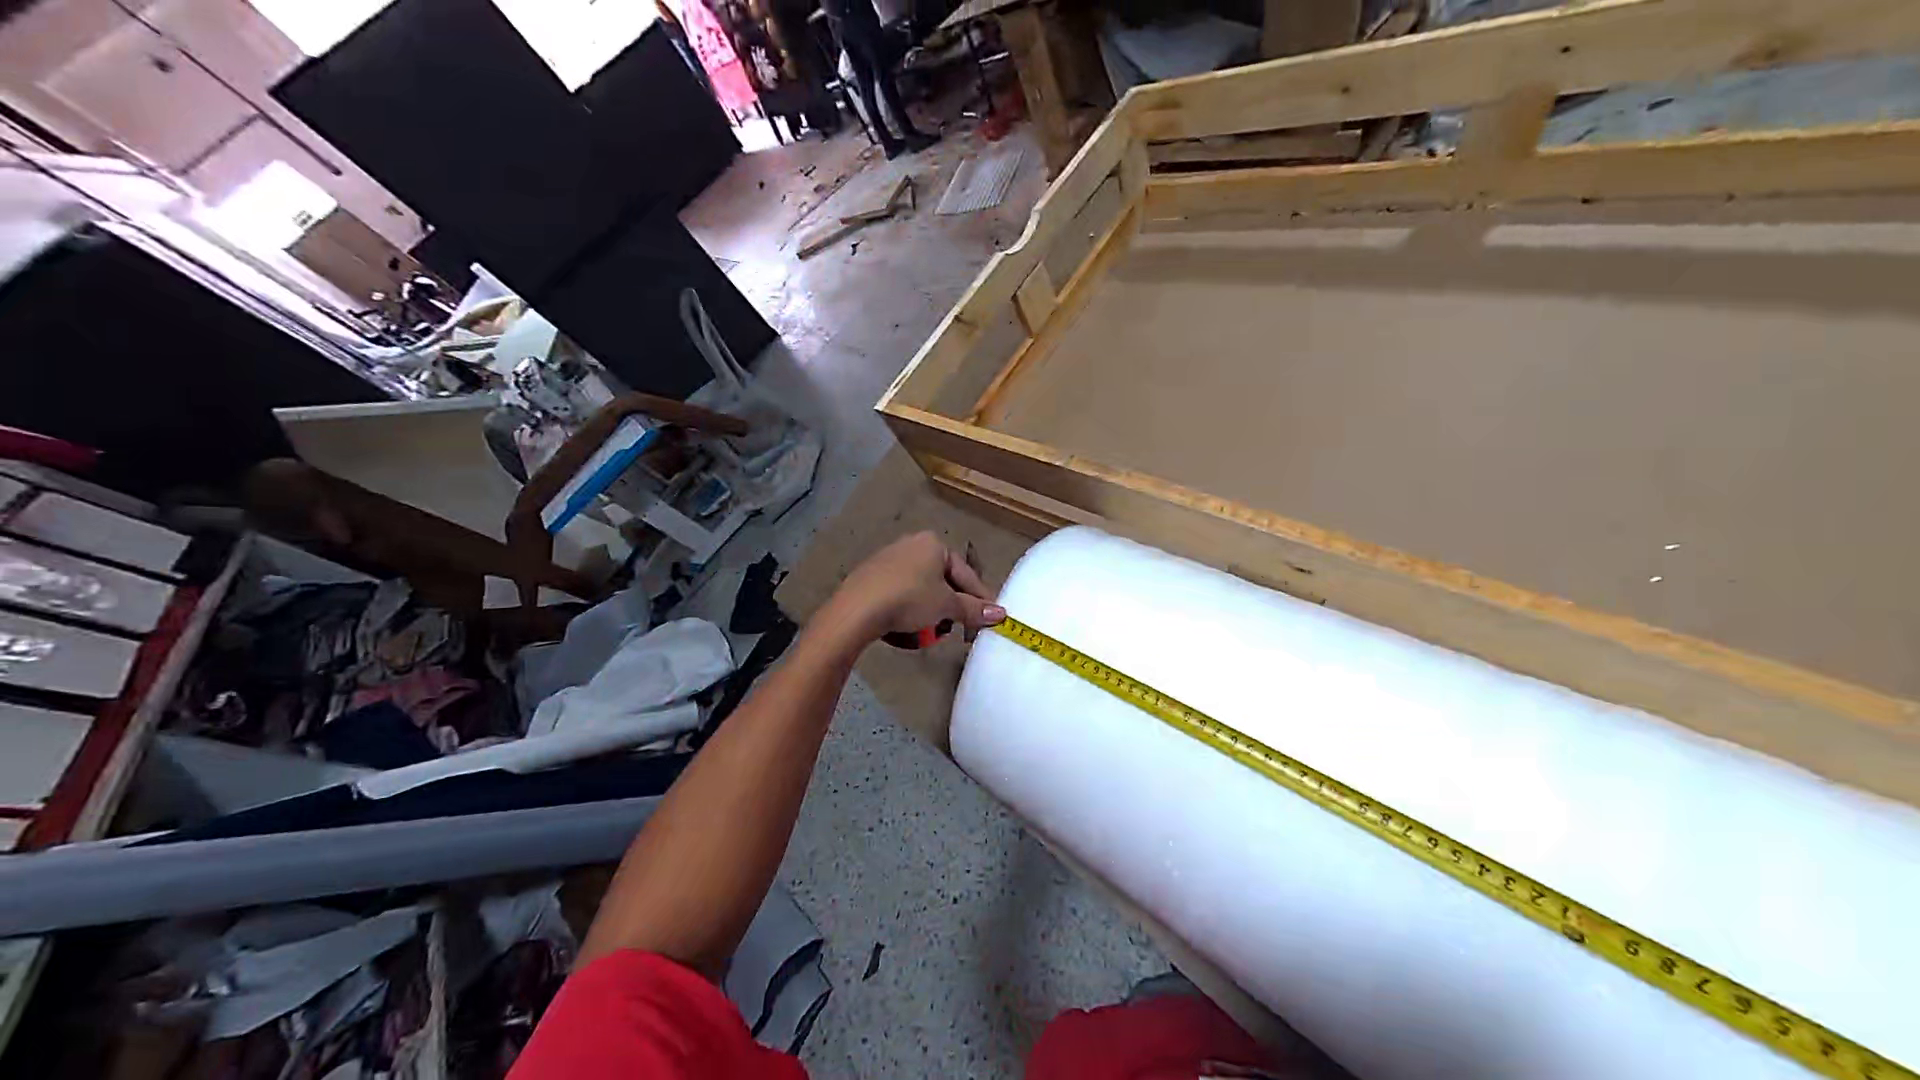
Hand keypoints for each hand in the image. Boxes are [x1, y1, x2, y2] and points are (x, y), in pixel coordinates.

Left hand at [825, 532, 1004, 643]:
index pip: (966, 574)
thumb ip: (973, 609)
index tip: (990, 619)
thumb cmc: (909, 600)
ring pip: (921, 589)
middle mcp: (911, 544)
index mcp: (933, 543)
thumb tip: (1000, 614)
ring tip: (929, 630)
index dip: (980, 599)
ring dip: (930, 611)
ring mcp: (888, 558)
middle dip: (950, 607)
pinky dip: (908, 609)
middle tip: (956, 628)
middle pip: (942, 580)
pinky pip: (900, 593)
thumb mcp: (946, 606)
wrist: (857, 610)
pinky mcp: (870, 576)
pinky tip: (905, 627)